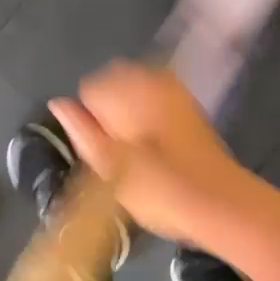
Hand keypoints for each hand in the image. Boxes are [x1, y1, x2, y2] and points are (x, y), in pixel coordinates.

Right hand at [49, 61, 254, 246]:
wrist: (221, 202)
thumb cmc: (160, 190)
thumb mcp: (110, 169)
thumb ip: (82, 131)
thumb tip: (58, 103)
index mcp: (127, 89)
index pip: (89, 89)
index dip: (91, 123)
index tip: (104, 154)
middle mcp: (150, 78)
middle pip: (112, 83)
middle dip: (109, 112)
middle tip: (121, 156)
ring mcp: (173, 88)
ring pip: (134, 88)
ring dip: (129, 112)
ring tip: (138, 153)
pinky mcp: (189, 102)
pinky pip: (156, 96)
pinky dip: (149, 113)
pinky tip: (157, 145)